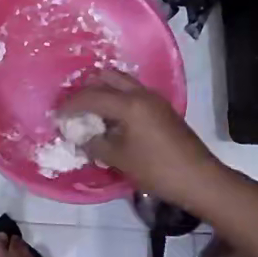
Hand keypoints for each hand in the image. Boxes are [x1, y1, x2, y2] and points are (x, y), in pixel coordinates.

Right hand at [61, 72, 224, 204]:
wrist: (200, 179)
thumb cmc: (157, 169)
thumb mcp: (118, 159)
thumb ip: (94, 143)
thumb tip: (81, 137)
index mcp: (128, 104)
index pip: (90, 96)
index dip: (70, 105)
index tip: (57, 116)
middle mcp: (140, 93)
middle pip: (106, 77)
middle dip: (86, 89)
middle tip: (74, 107)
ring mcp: (154, 99)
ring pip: (121, 82)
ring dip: (102, 91)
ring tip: (90, 112)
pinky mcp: (162, 108)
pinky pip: (132, 92)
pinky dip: (117, 98)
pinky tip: (111, 118)